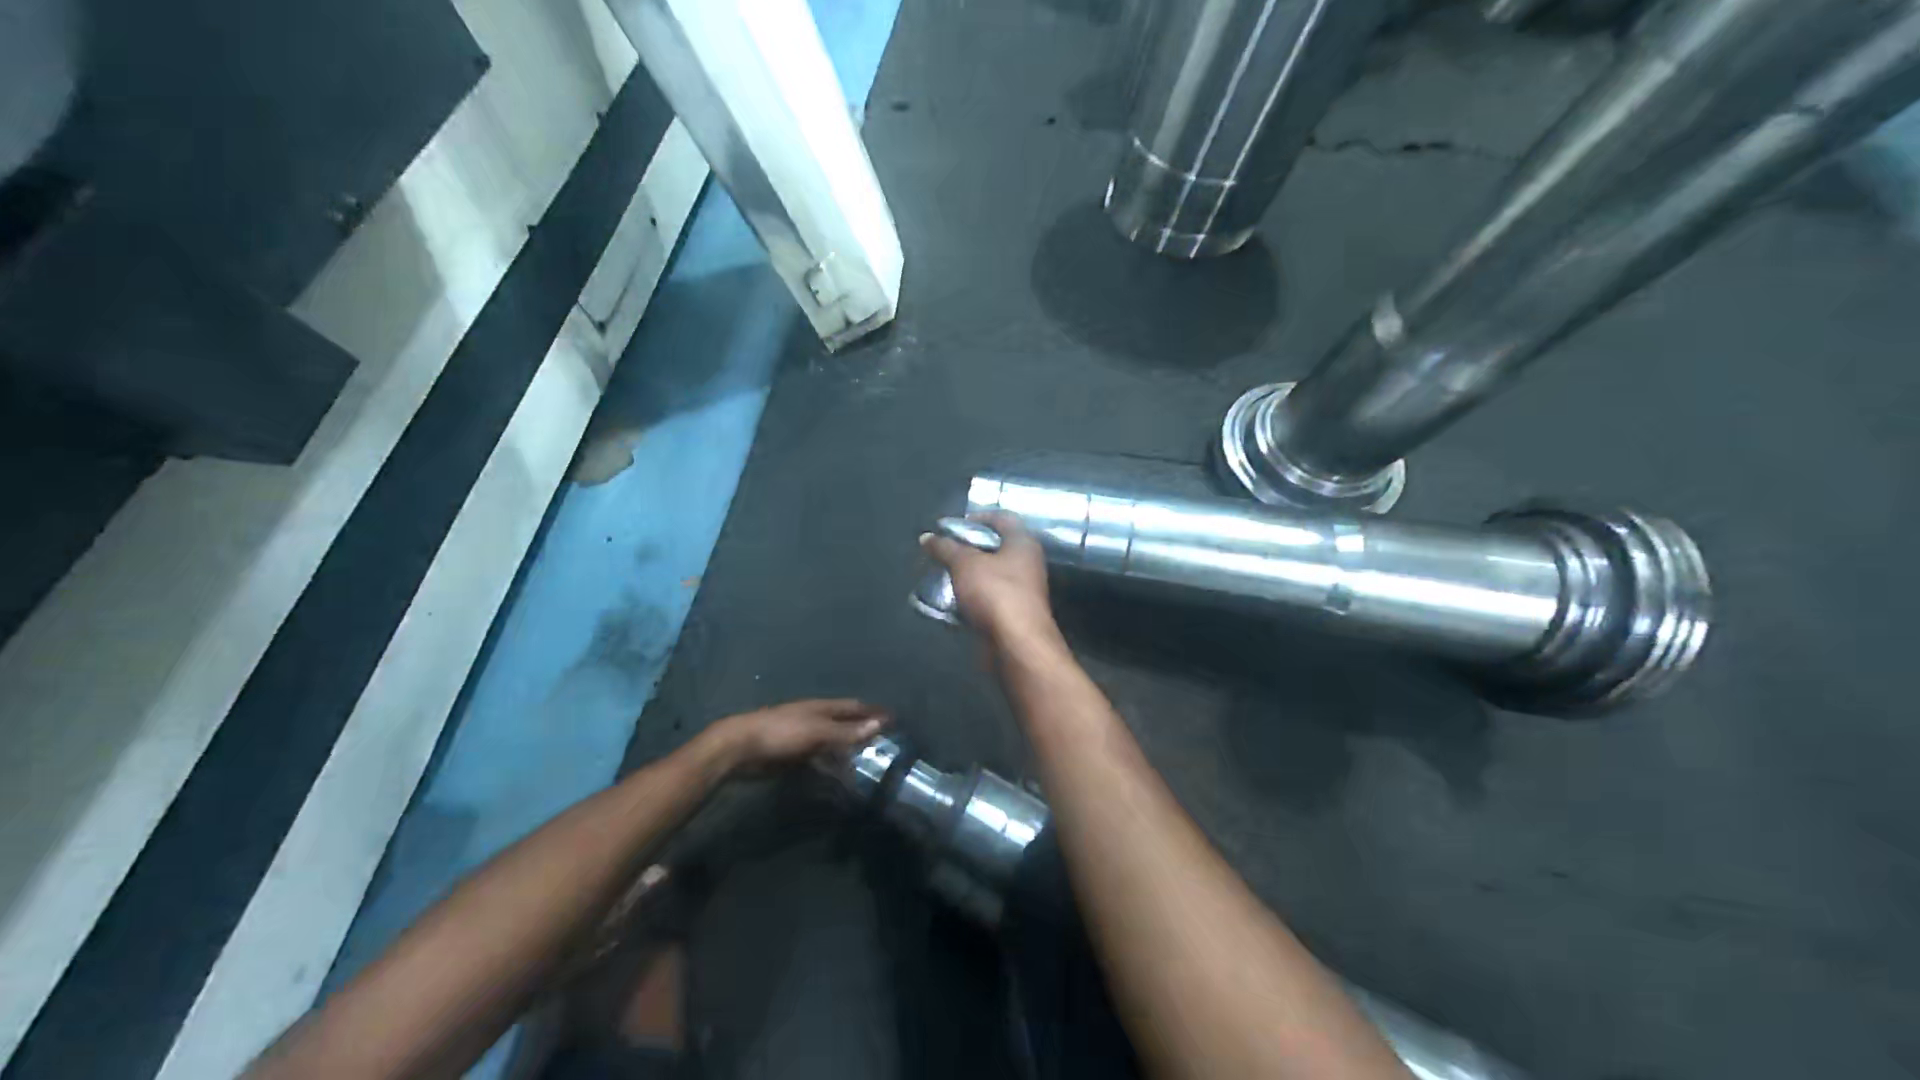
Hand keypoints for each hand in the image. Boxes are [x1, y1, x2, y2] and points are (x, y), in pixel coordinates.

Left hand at [706, 698, 889, 771]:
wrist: (741, 748)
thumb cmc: (781, 733)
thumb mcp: (817, 731)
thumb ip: (847, 731)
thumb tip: (879, 723)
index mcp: (822, 708)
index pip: (855, 706)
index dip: (873, 712)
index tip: (894, 719)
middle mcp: (816, 720)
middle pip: (845, 724)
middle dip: (864, 731)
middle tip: (887, 745)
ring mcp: (804, 738)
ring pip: (834, 744)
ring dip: (849, 751)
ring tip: (869, 764)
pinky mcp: (794, 757)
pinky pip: (821, 760)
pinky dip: (833, 766)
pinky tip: (841, 777)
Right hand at [920, 511, 1056, 644]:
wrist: (1016, 645)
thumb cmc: (995, 593)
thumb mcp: (964, 563)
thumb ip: (945, 548)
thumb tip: (927, 536)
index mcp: (1022, 543)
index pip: (1003, 518)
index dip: (977, 517)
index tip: (952, 526)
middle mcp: (1026, 564)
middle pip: (995, 548)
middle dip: (967, 549)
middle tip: (942, 551)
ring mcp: (1020, 592)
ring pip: (989, 576)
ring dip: (965, 576)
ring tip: (940, 575)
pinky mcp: (1011, 615)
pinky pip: (986, 600)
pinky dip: (968, 600)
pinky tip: (947, 602)